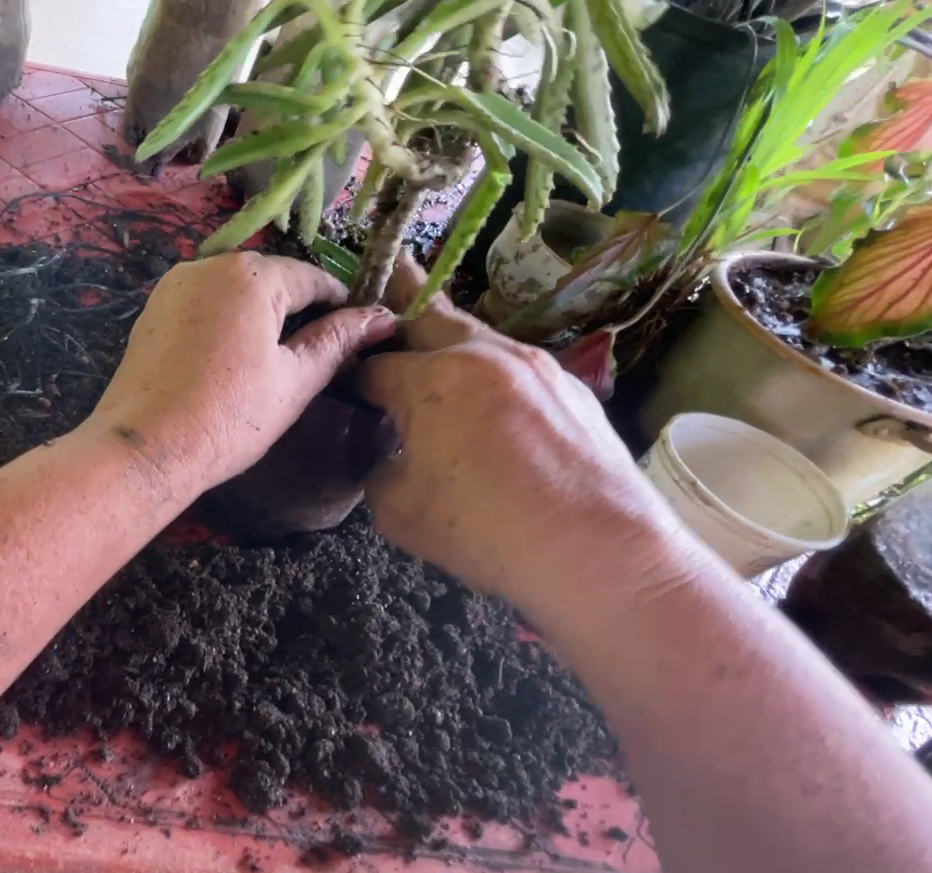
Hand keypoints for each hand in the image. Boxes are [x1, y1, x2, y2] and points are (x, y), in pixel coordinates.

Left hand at [88, 252, 396, 493]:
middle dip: (294, 315)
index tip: (355, 339)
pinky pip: (202, 310)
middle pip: (270, 283)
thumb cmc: (226, 417)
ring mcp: (172, 288)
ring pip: (233, 296)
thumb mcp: (294, 380)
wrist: (143, 449)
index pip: (313, 279)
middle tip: (310, 362)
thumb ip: (337, 341)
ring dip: (256, 322)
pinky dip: (222, 328)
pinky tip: (226, 366)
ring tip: (268, 368)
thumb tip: (381, 317)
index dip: (340, 308)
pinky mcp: (150, 314)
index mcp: (250, 273)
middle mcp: (207, 266)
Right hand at [357, 296, 706, 614]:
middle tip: (385, 266)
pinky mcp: (570, 388)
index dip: (349, 378)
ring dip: (446, 340)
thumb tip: (392, 455)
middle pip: (430, 313)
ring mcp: (535, 367)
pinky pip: (511, 367)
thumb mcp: (395, 507)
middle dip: (401, 291)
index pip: (373, 368)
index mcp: (432, 381)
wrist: (594, 549)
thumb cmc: (480, 529)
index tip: (337, 388)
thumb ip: (380, 467)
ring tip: (428, 348)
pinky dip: (484, 374)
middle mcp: (484, 357)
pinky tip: (479, 405)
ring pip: (476, 339)